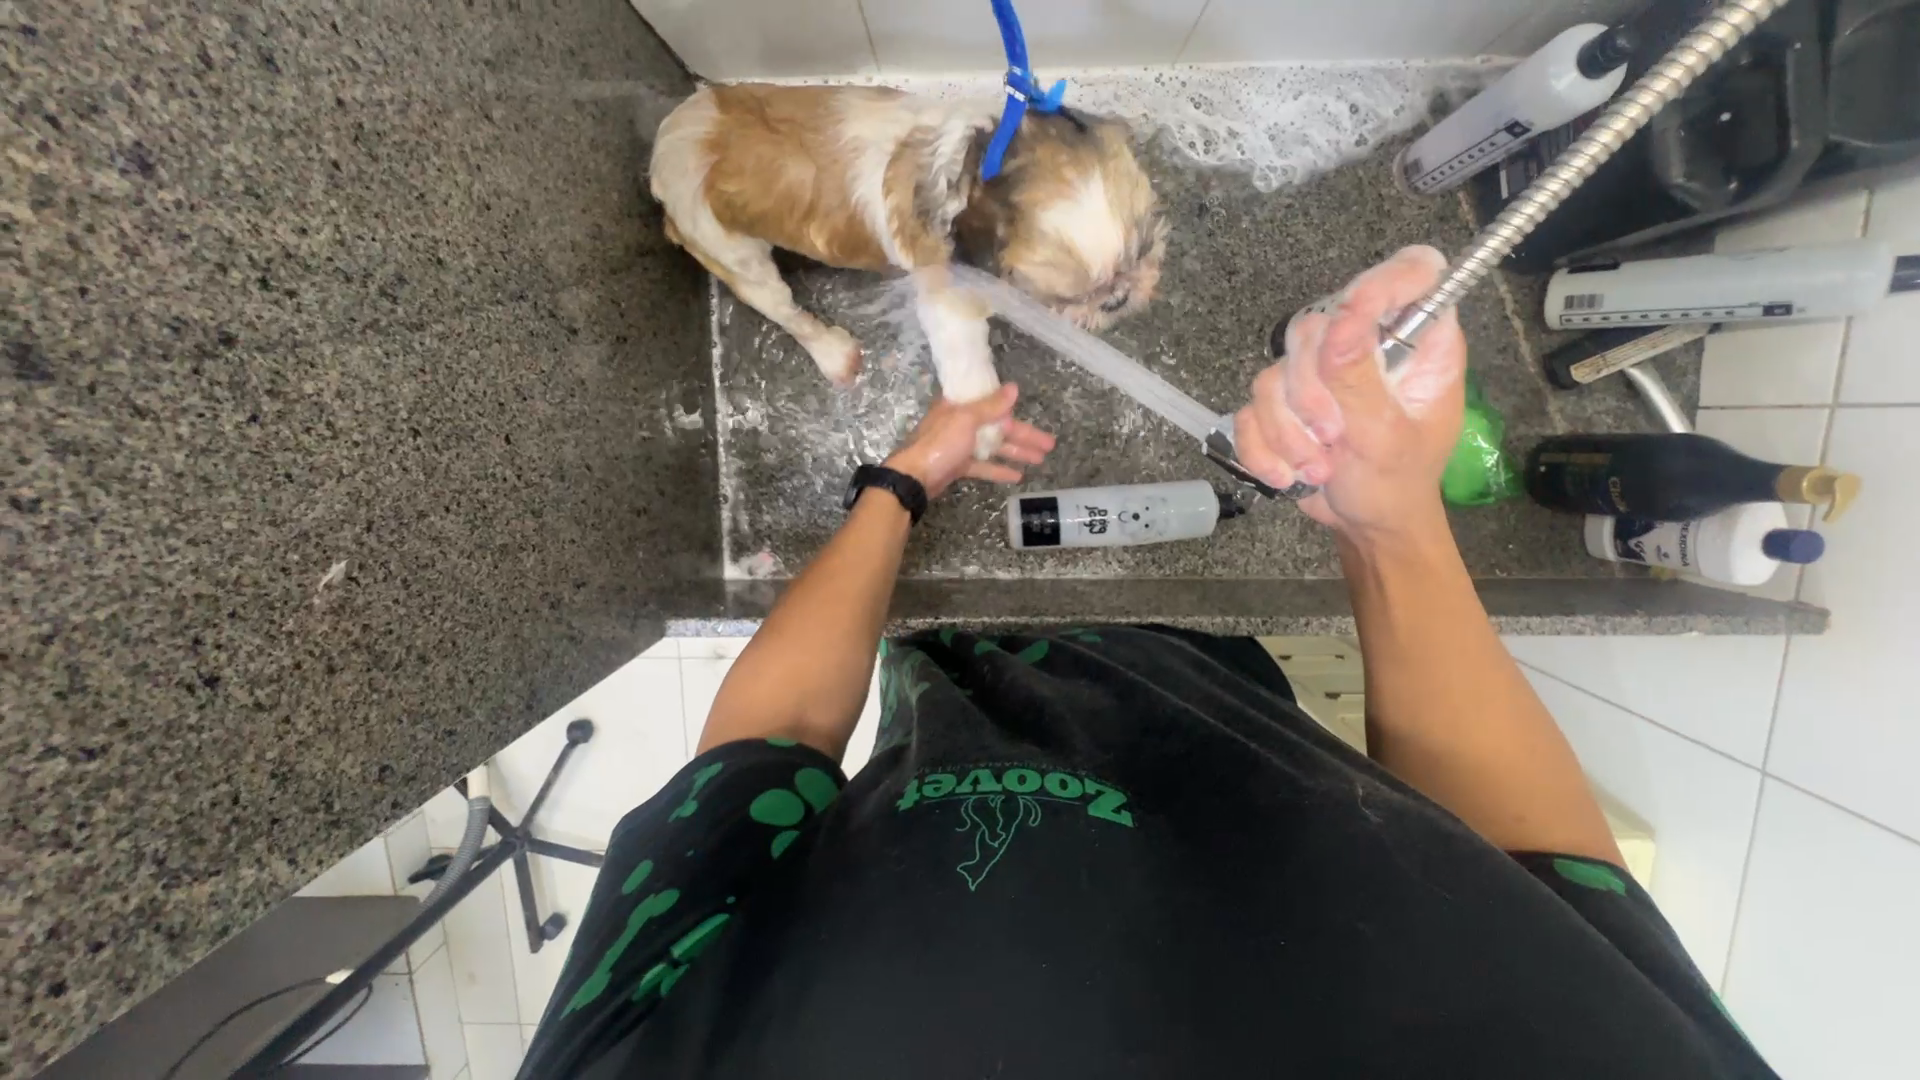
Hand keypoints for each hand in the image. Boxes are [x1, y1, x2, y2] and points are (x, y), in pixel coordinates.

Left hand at [886, 383, 1056, 498]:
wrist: (914, 476)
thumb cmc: (940, 443)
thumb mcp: (967, 420)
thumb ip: (991, 406)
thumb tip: (1014, 387)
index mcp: (961, 406)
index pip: (993, 403)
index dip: (1014, 409)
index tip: (1031, 414)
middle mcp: (961, 423)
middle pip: (999, 427)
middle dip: (1024, 436)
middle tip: (1049, 445)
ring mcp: (960, 446)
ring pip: (994, 447)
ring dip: (1017, 453)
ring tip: (1040, 460)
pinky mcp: (958, 466)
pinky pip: (983, 466)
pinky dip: (999, 470)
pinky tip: (1018, 477)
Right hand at [1231, 245, 1466, 547]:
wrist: (1364, 524)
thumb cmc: (1397, 483)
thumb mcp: (1386, 436)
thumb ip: (1360, 380)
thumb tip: (1341, 324)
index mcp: (1415, 341)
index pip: (1411, 273)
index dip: (1381, 282)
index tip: (1355, 315)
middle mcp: (1364, 345)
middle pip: (1315, 328)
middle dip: (1310, 393)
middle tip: (1332, 436)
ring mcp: (1316, 374)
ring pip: (1273, 375)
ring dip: (1287, 432)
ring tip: (1316, 470)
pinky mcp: (1280, 404)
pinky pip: (1249, 410)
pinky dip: (1263, 448)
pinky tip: (1286, 475)